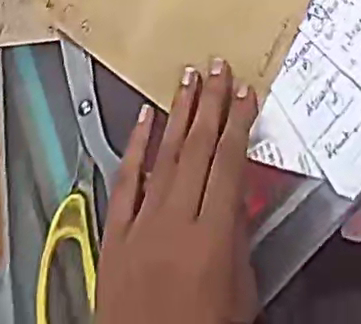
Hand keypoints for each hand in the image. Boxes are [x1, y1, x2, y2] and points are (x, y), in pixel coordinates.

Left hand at [95, 61, 258, 323]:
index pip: (228, 163)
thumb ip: (238, 238)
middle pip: (197, 149)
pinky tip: (145, 116)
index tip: (245, 93)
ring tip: (188, 77)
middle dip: (211, 103)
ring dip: (179, 113)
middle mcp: (175, 222)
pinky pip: (125, 181)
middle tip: (219, 67)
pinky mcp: (114, 234)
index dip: (238, 123)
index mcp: (211, 237)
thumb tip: (235, 191)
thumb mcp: (240, 294)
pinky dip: (134, 146)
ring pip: (163, 155)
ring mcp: (141, 224)